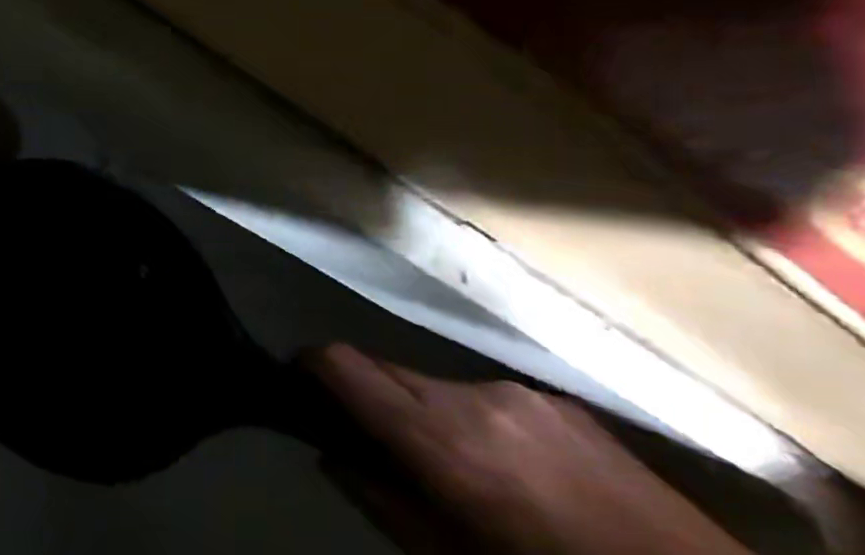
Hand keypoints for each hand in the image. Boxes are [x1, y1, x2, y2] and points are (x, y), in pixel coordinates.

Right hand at [302, 344, 750, 554]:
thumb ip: (381, 501)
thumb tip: (333, 456)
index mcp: (439, 439)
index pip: (342, 362)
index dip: (310, 367)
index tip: (300, 387)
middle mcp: (471, 397)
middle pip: (383, 368)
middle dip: (367, 395)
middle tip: (375, 441)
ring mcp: (521, 394)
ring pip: (434, 382)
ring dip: (425, 411)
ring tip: (460, 467)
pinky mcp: (563, 402)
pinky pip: (489, 396)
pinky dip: (477, 421)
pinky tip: (516, 470)